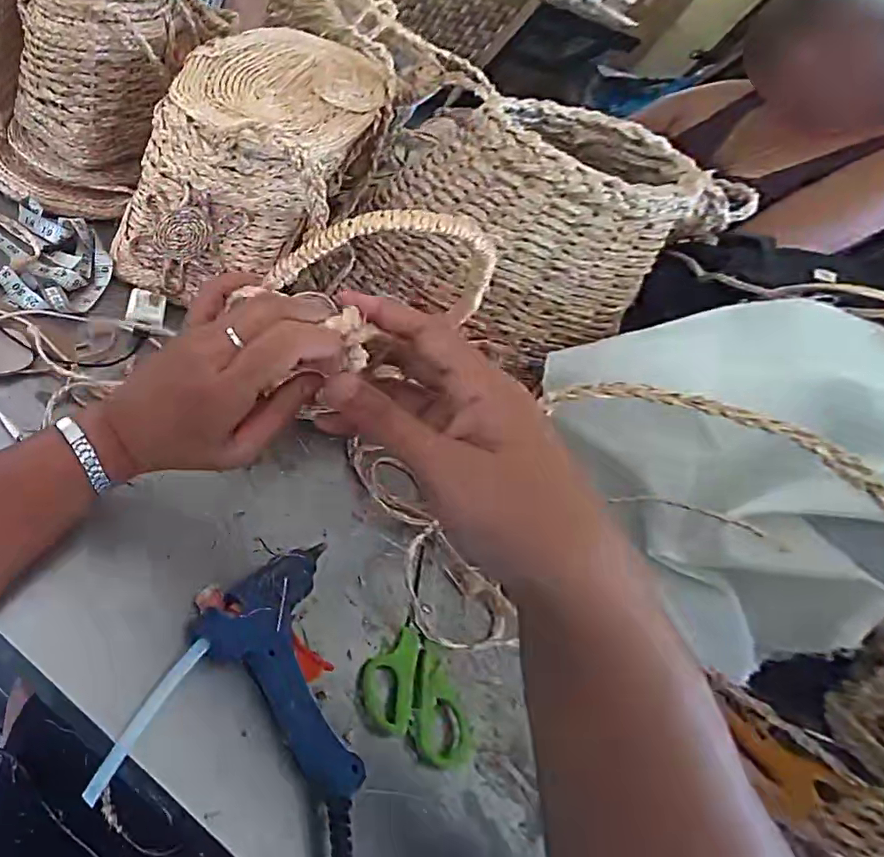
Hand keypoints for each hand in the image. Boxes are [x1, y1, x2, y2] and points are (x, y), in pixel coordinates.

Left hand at [84, 273, 346, 478]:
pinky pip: (214, 290)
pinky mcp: (186, 325)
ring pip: (253, 300)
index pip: (286, 343)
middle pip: (275, 313)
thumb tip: (316, 377)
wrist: (126, 430)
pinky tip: (265, 288)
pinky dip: (241, 280)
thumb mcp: (239, 450)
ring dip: (291, 304)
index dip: (323, 342)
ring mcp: (197, 333)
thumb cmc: (183, 447)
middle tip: (333, 339)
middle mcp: (212, 351)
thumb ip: (281, 413)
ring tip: (312, 323)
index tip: (338, 357)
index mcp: (227, 388)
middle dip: (315, 319)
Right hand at [310, 293, 622, 596]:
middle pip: (413, 358)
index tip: (336, 300)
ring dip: (363, 390)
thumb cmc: (513, 514)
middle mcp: (474, 396)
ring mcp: (465, 426)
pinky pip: (409, 424)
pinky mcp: (458, 453)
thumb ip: (383, 418)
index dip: (383, 312)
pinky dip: (374, 421)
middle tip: (312, 350)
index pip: (428, 332)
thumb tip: (330, 377)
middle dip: (364, 351)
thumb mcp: (440, 465)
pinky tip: (335, 426)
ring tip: (312, 391)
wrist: (571, 582)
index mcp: (482, 385)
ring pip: (406, 393)